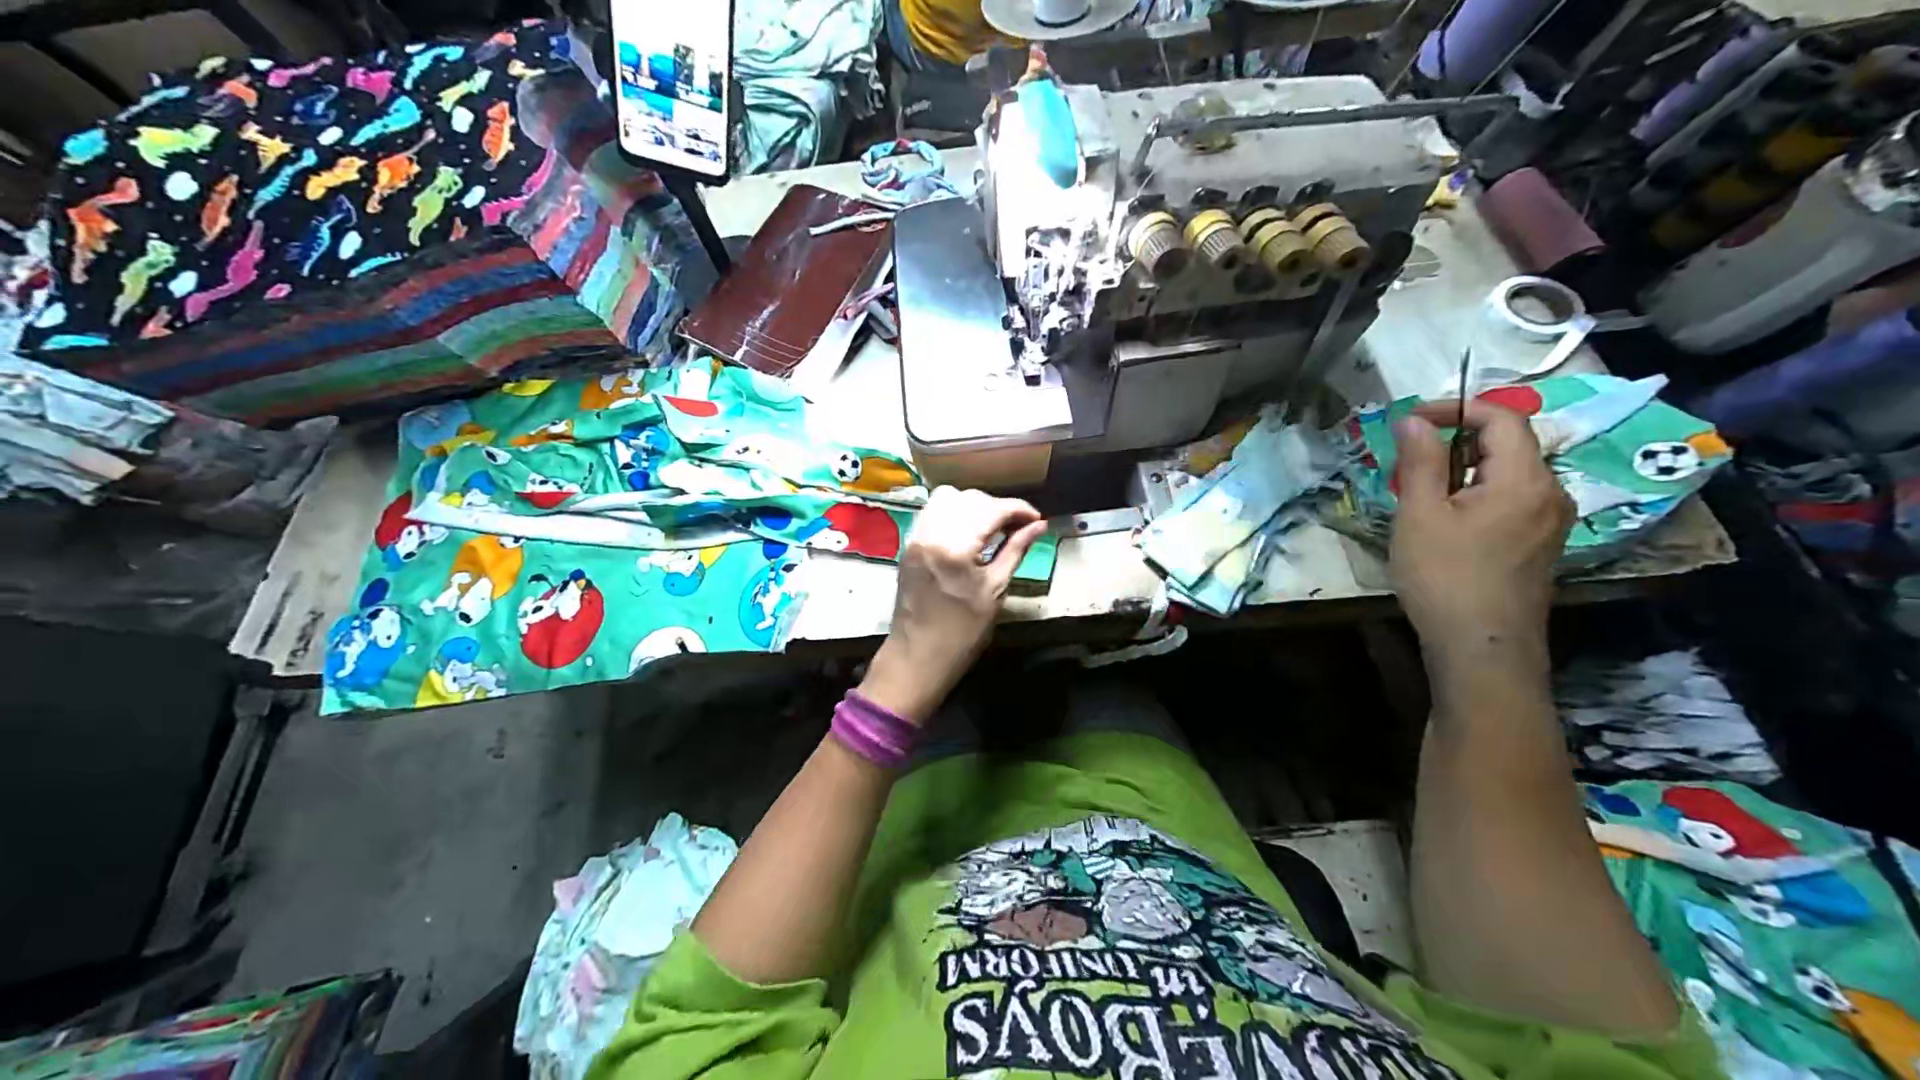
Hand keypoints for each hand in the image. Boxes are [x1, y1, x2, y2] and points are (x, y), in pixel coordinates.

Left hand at [860, 486, 1047, 724]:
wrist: (918, 655)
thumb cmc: (962, 632)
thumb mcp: (995, 590)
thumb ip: (1015, 551)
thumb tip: (1038, 525)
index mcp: (955, 547)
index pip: (991, 509)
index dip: (1018, 509)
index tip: (1036, 518)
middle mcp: (931, 533)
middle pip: (970, 498)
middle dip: (997, 507)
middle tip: (1017, 526)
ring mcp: (916, 537)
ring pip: (947, 498)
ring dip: (973, 505)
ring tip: (991, 527)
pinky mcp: (909, 544)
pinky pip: (932, 512)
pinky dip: (953, 513)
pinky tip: (968, 532)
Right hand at [1389, 399, 1573, 663]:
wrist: (1482, 648)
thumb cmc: (1445, 577)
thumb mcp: (1421, 515)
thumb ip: (1421, 461)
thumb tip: (1415, 419)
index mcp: (1525, 479)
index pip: (1502, 418)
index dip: (1457, 407)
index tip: (1412, 419)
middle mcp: (1551, 492)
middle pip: (1509, 444)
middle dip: (1457, 439)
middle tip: (1409, 460)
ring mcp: (1551, 521)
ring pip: (1509, 473)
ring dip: (1465, 468)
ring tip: (1421, 490)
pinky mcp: (1541, 544)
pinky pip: (1512, 498)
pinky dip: (1478, 492)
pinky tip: (1447, 518)